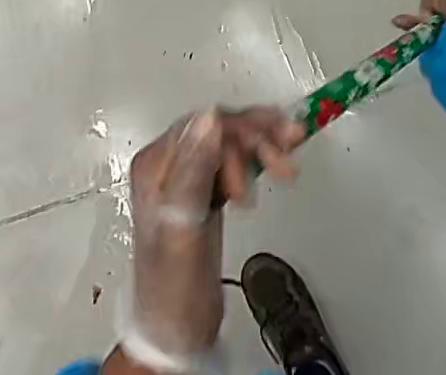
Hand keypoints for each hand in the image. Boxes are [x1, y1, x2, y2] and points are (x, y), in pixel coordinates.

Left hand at [121, 107, 304, 370]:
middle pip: (223, 131)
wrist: (177, 330)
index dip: (241, 131)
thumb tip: (211, 116)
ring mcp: (191, 176)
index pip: (206, 124)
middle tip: (285, 159)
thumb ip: (196, 167)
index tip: (271, 147)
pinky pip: (237, 160)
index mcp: (157, 164)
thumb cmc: (174, 282)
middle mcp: (171, 164)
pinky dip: (259, 160)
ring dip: (263, 147)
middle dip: (257, 140)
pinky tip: (277, 162)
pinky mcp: (208, 189)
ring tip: (288, 161)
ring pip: (234, 143)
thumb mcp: (183, 221)